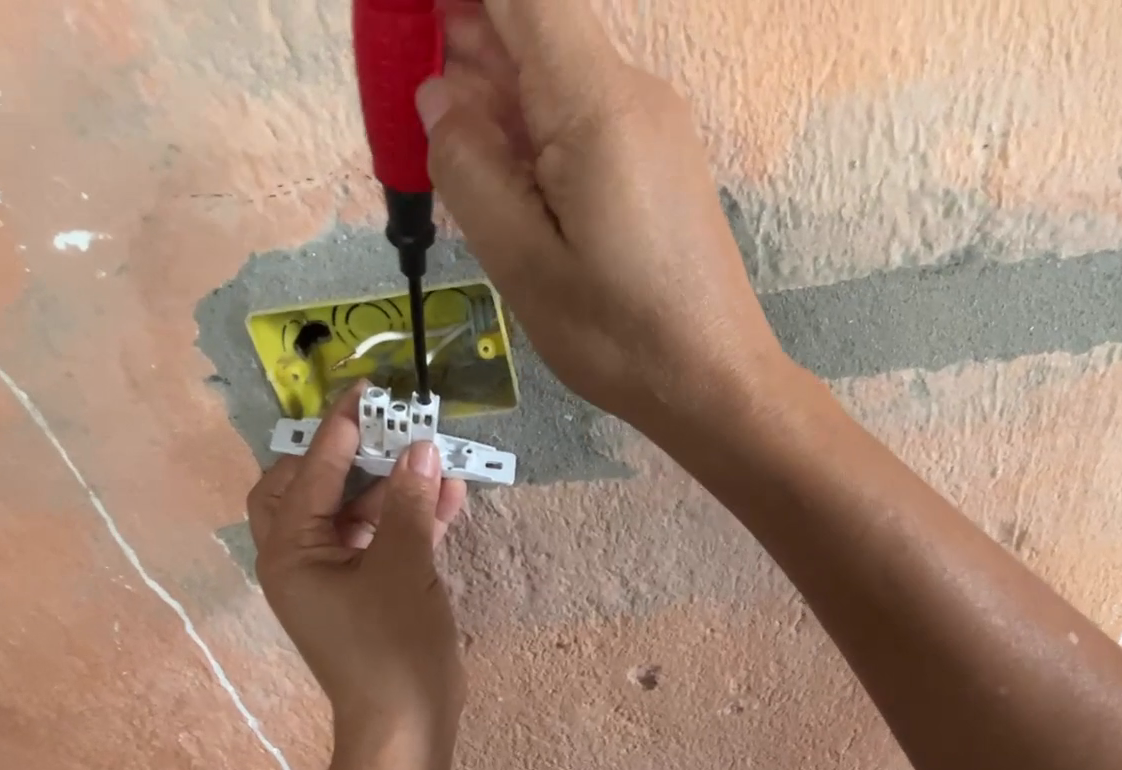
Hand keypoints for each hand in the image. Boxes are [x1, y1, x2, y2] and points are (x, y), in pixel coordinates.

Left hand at [246, 385, 468, 745]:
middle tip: (384, 429)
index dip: (338, 429)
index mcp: (290, 552)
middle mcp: (303, 558)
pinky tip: (451, 497)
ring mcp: (337, 575)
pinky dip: (412, 519)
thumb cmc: (391, 644)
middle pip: (311, 488)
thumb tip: (422, 449)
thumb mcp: (404, 566)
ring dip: (394, 487)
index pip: (309, 473)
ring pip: (355, 512)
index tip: (365, 391)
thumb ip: (411, 504)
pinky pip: (384, 540)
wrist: (407, 724)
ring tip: (436, 458)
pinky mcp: (370, 590)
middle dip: (349, 455)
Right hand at [417, 0, 785, 424]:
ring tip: (467, 176)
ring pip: (555, 75)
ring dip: (496, 103)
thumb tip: (440, 95)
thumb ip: (469, 166)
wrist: (716, 382)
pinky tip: (518, 195)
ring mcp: (654, 126)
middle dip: (464, 54)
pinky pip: (583, 117)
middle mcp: (634, 92)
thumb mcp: (522, 264)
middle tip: (424, 132)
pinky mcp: (659, 161)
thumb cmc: (619, 338)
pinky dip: (534, 135)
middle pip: (534, 25)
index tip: (406, 33)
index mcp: (597, 103)